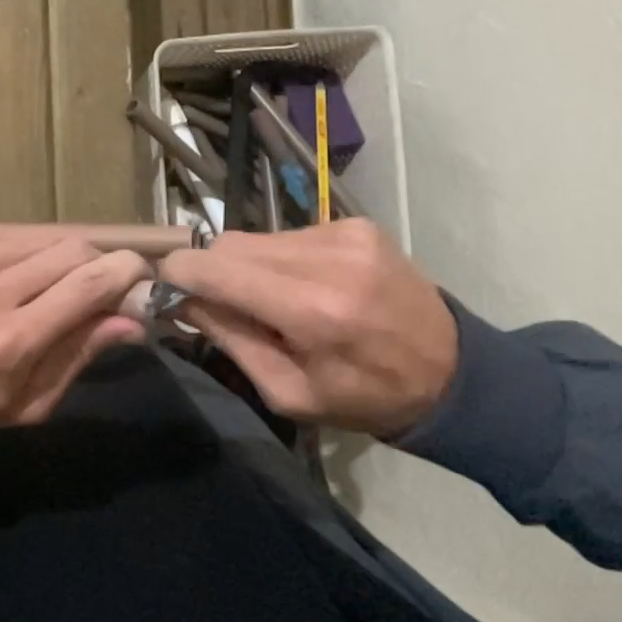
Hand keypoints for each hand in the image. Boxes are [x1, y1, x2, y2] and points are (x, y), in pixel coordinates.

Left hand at [0, 237, 151, 429]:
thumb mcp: (30, 401)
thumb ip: (79, 355)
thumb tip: (133, 320)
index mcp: (13, 339)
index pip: (87, 284)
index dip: (124, 272)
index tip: (139, 274)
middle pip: (69, 251)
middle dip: (95, 262)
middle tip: (98, 282)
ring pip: (37, 239)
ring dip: (56, 258)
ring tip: (49, 283)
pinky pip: (1, 240)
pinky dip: (18, 256)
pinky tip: (8, 279)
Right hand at [159, 220, 457, 438]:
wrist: (453, 373)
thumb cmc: (365, 397)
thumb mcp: (288, 392)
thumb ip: (230, 339)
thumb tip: (181, 298)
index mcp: (311, 310)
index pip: (214, 267)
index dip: (179, 275)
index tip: (168, 292)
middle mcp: (327, 258)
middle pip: (229, 244)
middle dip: (213, 272)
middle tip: (222, 306)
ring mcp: (345, 233)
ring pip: (256, 236)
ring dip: (248, 266)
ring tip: (274, 301)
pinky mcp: (357, 224)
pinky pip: (289, 234)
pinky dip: (281, 259)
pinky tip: (307, 286)